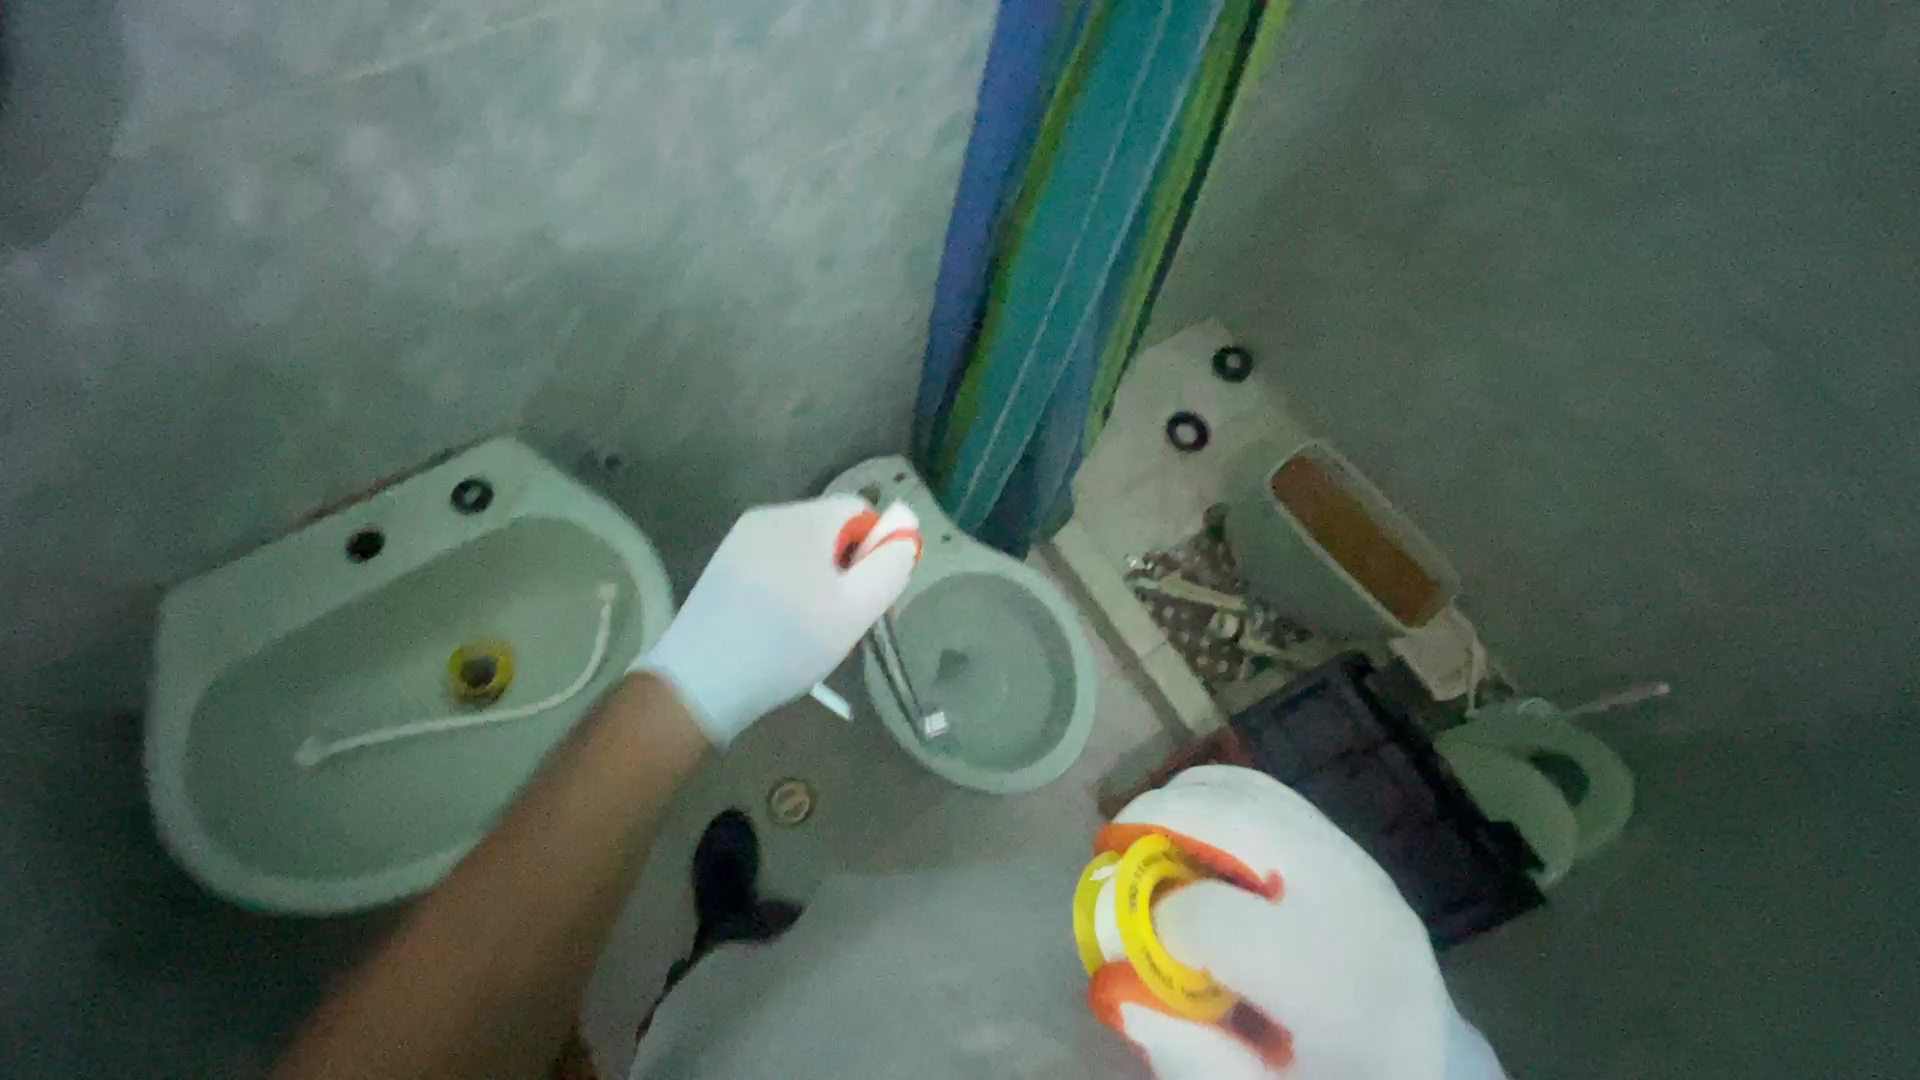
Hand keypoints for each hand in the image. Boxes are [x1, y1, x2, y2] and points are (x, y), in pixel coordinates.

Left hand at [634, 495, 919, 747]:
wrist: (702, 681)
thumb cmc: (789, 643)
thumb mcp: (857, 609)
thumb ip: (891, 565)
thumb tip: (906, 531)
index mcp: (804, 518)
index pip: (861, 511)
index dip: (876, 551)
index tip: (869, 597)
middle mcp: (769, 516)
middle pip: (831, 529)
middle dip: (847, 569)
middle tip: (843, 621)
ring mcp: (740, 540)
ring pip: (802, 549)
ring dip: (819, 581)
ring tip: (811, 629)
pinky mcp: (722, 566)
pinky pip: (774, 563)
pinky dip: (789, 588)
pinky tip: (779, 628)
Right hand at [1099, 766, 1501, 1079]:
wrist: (1429, 1068)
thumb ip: (1190, 1054)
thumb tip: (1109, 986)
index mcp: (1337, 984)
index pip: (1216, 921)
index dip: (1154, 922)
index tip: (1131, 945)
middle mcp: (1352, 901)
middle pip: (1236, 821)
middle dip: (1156, 819)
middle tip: (1108, 844)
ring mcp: (1355, 861)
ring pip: (1251, 791)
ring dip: (1180, 798)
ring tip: (1139, 827)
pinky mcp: (1349, 845)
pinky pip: (1268, 792)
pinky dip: (1213, 792)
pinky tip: (1186, 821)